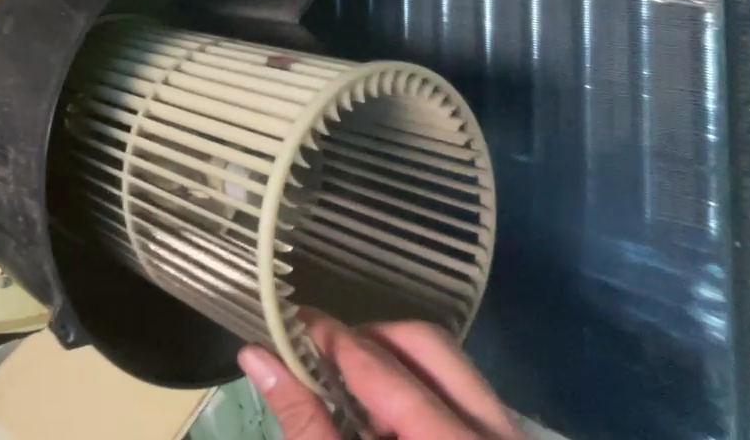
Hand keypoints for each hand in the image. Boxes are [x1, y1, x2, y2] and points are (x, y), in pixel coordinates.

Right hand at [239, 316, 522, 439]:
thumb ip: (304, 419)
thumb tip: (255, 354)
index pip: (378, 364)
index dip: (327, 335)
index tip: (286, 321)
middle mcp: (494, 437)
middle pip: (426, 346)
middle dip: (365, 336)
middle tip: (319, 352)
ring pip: (450, 367)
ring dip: (391, 359)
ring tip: (348, 384)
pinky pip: (464, 398)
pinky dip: (417, 389)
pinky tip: (383, 417)